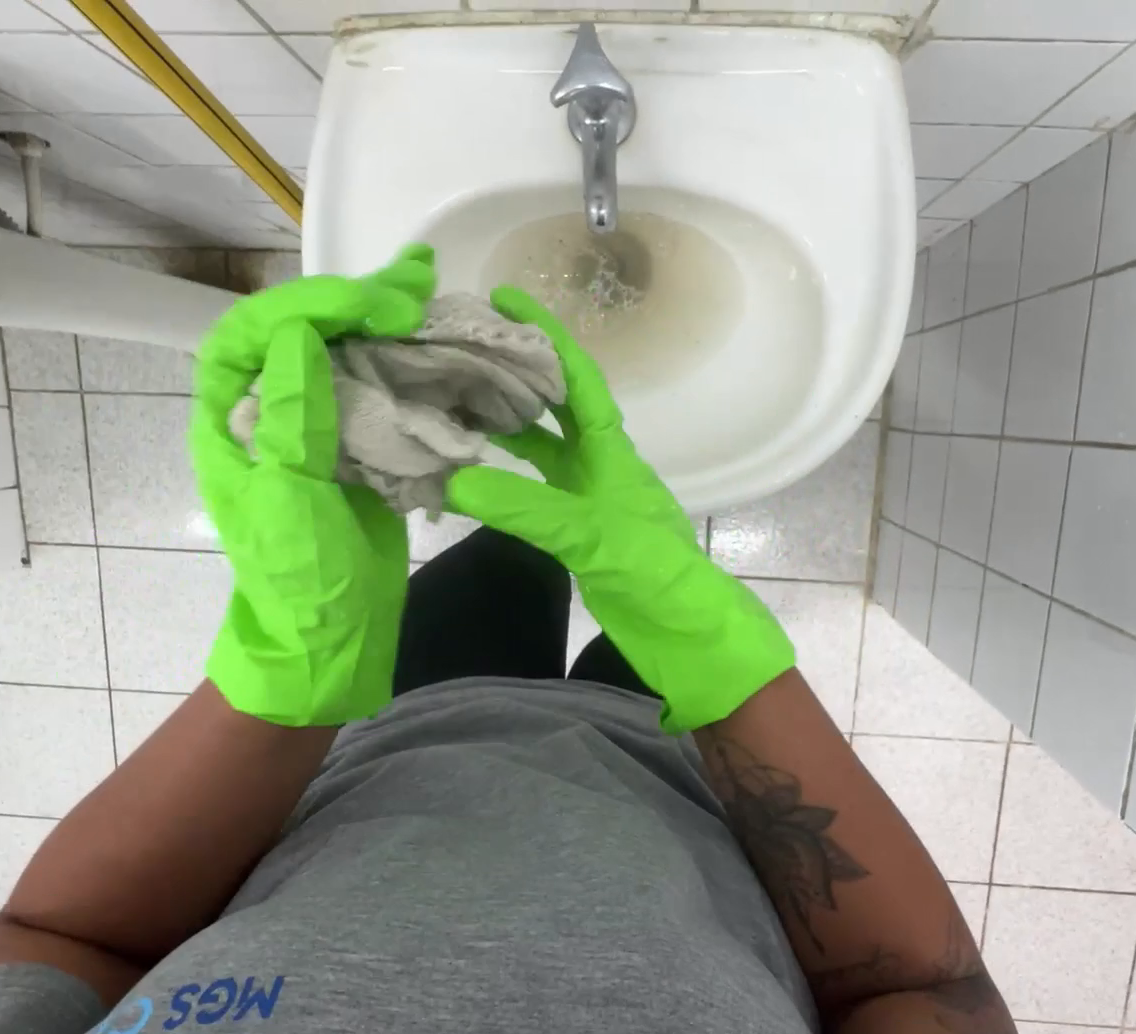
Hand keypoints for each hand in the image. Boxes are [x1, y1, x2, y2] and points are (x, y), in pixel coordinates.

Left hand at [190, 245, 436, 724]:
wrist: (332, 636)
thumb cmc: (300, 581)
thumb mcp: (290, 503)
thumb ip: (293, 421)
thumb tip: (302, 335)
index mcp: (234, 421)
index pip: (255, 335)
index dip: (310, 308)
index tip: (374, 307)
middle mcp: (270, 411)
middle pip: (303, 331)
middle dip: (357, 299)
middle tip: (416, 280)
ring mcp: (318, 425)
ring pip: (344, 352)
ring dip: (386, 318)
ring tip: (430, 288)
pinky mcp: (358, 443)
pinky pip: (377, 387)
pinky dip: (408, 359)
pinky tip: (437, 340)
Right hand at [444, 286, 795, 732]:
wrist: (682, 632)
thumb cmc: (653, 574)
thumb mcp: (592, 535)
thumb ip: (526, 509)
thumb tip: (453, 479)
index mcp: (611, 449)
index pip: (576, 378)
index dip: (545, 336)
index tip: (506, 299)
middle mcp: (598, 463)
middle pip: (553, 405)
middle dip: (514, 373)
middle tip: (462, 349)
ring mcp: (586, 496)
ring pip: (540, 446)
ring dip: (503, 424)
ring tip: (453, 400)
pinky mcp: (575, 528)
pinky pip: (532, 488)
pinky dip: (503, 477)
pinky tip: (472, 471)